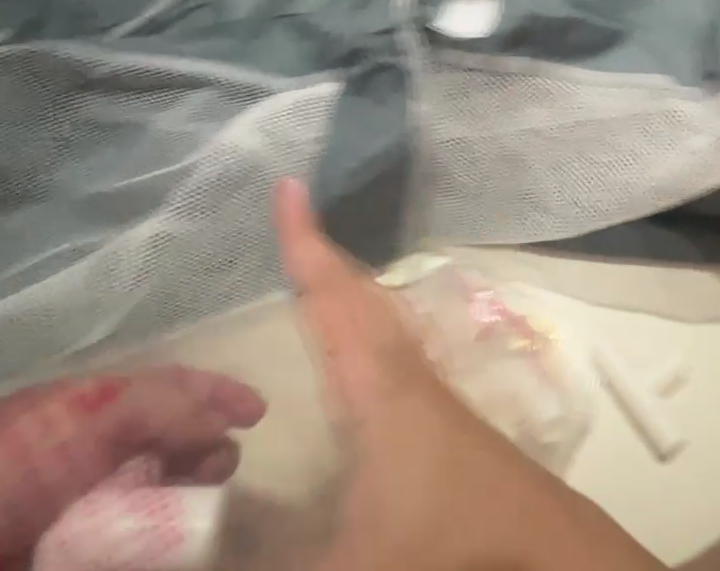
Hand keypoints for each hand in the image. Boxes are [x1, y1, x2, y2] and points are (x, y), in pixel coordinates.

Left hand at [0, 365, 264, 570]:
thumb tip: (221, 424)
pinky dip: (158, 535)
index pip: (168, 384)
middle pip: (173, 435)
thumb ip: (155, 408)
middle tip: (218, 471)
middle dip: (206, 447)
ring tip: (191, 508)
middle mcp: (93, 446)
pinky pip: (139, 533)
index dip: (215, 392)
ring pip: (160, 487)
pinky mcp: (83, 544)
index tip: (258, 414)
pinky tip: (162, 539)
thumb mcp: (81, 424)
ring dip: (185, 494)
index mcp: (89, 405)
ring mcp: (85, 500)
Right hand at [274, 178, 660, 570]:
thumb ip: (266, 553)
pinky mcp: (441, 413)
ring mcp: (428, 389)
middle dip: (322, 255)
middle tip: (290, 219)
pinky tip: (357, 349)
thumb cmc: (445, 543)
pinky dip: (364, 322)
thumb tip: (179, 556)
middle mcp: (404, 372)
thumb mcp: (347, 560)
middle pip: (359, 296)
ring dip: (344, 287)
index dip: (306, 242)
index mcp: (377, 386)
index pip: (333, 299)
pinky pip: (391, 344)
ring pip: (380, 317)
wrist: (540, 548)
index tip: (290, 186)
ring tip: (311, 267)